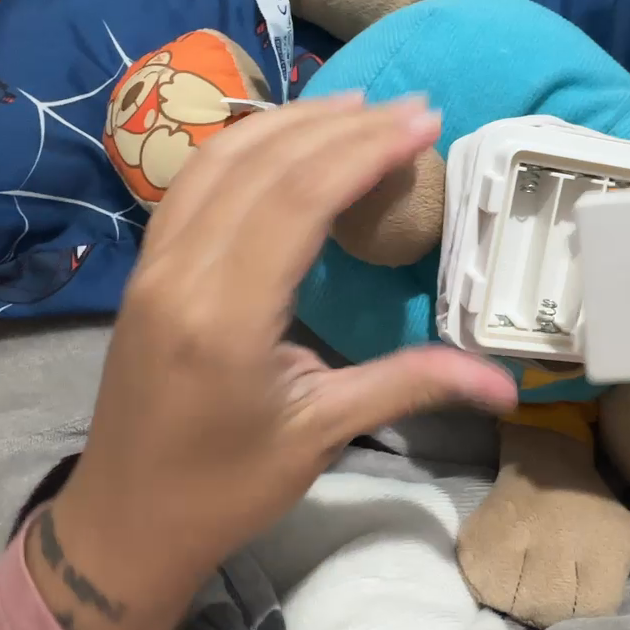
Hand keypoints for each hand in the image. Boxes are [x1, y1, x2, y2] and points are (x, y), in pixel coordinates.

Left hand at [28, 95, 517, 629]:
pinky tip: (286, 136)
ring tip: (355, 105)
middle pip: (263, 165)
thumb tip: (506, 386)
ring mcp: (153, 265)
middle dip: (341, 125)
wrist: (123, 523)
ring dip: (290, 121)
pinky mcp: (146, 267)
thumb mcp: (323, 435)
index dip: (364, 150)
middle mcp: (181, 274)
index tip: (421, 123)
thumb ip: (412, 386)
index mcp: (226, 318)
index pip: (298, 199)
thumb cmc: (225, 488)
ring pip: (220, 160)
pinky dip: (246, 143)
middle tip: (408, 108)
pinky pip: (195, 181)